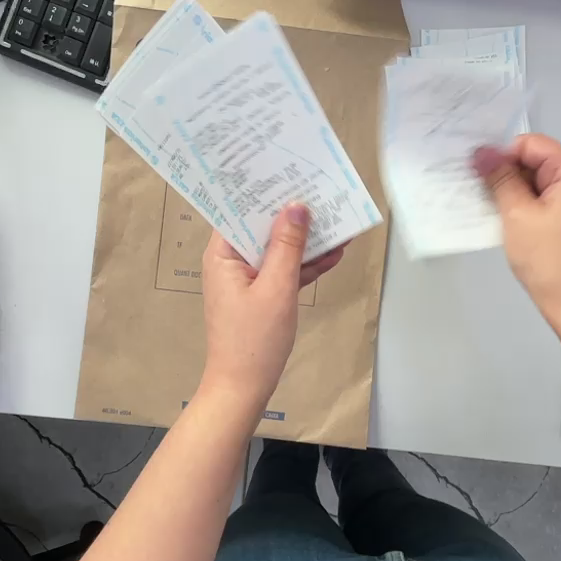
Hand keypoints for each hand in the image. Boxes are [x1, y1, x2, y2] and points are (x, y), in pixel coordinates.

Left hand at [199, 205, 345, 409]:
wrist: (243, 388)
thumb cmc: (254, 339)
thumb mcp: (276, 288)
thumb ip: (288, 246)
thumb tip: (296, 207)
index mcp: (223, 254)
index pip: (241, 210)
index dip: (265, 191)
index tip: (289, 171)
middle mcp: (231, 261)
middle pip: (263, 228)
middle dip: (292, 214)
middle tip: (321, 190)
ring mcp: (246, 279)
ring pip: (277, 249)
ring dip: (305, 240)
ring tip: (338, 219)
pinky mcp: (261, 295)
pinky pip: (283, 271)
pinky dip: (304, 265)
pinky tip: (333, 253)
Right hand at [474, 134, 560, 324]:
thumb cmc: (547, 258)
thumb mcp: (517, 215)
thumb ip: (500, 179)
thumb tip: (482, 152)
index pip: (532, 144)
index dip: (504, 155)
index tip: (481, 177)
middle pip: (536, 161)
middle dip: (507, 174)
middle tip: (481, 194)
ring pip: (537, 183)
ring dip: (512, 192)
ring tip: (492, 210)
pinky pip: (543, 201)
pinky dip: (523, 206)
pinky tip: (507, 222)